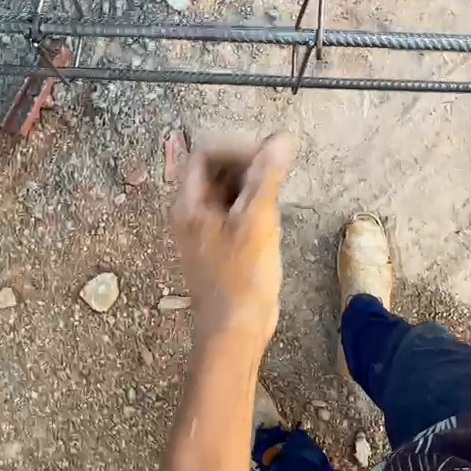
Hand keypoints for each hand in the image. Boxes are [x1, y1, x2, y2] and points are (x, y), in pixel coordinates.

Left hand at [169, 132, 293, 348]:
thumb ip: (267, 176)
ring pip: (227, 187)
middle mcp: (191, 212)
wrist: (235, 332)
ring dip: (252, 181)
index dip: (235, 147)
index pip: (205, 153)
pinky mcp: (222, 242)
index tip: (266, 155)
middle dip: (246, 162)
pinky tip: (273, 212)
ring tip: (277, 190)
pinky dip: (253, 201)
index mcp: (188, 204)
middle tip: (277, 168)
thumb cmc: (241, 277)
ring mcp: (206, 228)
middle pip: (215, 168)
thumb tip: (282, 138)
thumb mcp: (257, 220)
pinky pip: (235, 207)